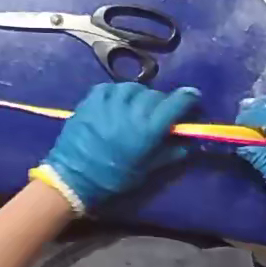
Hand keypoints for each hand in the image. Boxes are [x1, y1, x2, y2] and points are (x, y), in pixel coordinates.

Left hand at [33, 82, 199, 212]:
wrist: (73, 177)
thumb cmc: (112, 178)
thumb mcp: (146, 170)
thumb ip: (169, 153)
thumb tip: (188, 142)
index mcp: (148, 129)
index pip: (176, 102)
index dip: (188, 98)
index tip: (192, 98)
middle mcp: (132, 110)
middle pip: (156, 95)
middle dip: (162, 102)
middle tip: (159, 112)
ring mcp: (109, 102)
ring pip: (134, 87)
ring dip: (140, 95)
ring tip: (136, 106)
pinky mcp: (90, 100)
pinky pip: (110, 87)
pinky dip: (117, 92)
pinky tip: (117, 102)